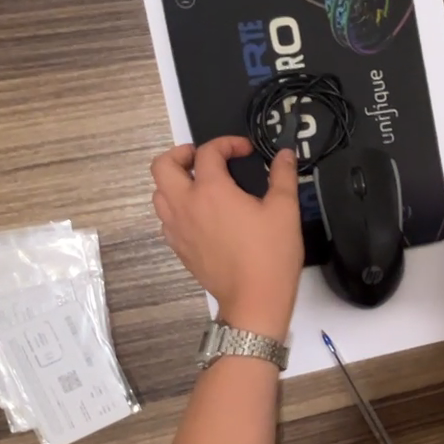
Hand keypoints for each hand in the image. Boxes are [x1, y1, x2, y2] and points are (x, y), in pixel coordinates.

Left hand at [151, 137, 302, 338]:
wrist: (255, 299)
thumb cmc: (271, 253)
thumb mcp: (285, 209)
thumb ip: (282, 176)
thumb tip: (284, 155)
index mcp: (211, 190)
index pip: (208, 152)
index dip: (226, 143)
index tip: (245, 150)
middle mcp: (186, 205)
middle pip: (162, 166)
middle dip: (180, 154)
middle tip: (203, 158)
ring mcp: (177, 229)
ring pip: (158, 194)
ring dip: (174, 181)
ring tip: (199, 184)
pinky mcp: (179, 248)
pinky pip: (166, 219)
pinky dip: (176, 208)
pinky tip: (200, 215)